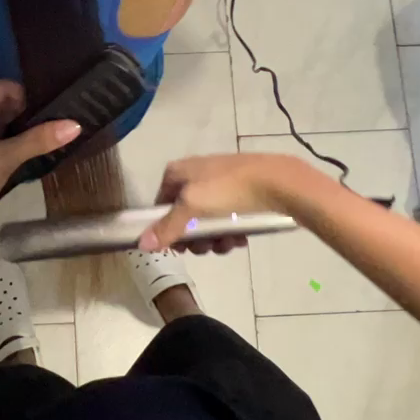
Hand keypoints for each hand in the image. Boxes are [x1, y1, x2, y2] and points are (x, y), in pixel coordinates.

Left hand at [0, 81, 80, 233]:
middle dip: (22, 110)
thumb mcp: (6, 158)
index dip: (28, 98)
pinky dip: (3, 133)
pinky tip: (22, 145)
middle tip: (49, 122)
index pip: (3, 87)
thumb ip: (39, 139)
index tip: (50, 110)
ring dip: (14, 123)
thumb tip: (76, 125)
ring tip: (40, 133)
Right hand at [139, 153, 313, 252]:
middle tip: (208, 248)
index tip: (178, 247)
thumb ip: (167, 227)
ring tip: (229, 244)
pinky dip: (230, 231)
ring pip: (207, 220)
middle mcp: (194, 175)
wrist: (277, 181)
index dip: (166, 229)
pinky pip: (226, 217)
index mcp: (177, 172)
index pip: (160, 205)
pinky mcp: (239, 193)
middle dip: (196, 238)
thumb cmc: (227, 189)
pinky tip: (240, 239)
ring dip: (215, 238)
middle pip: (184, 217)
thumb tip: (141, 243)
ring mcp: (218, 183)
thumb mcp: (192, 207)